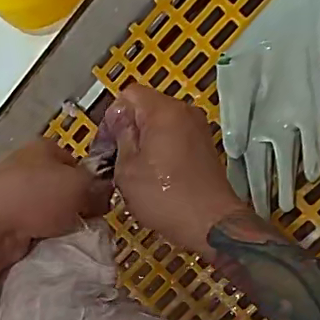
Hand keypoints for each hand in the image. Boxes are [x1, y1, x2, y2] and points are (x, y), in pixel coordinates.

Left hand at [0, 140, 111, 289]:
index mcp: (44, 147)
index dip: (92, 182)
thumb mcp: (80, 186)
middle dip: (79, 206)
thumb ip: (99, 188)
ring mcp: (15, 193)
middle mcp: (28, 166)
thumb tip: (105, 196)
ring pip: (53, 210)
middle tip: (89, 222)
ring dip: (63, 224)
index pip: (79, 162)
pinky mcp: (8, 218)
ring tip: (71, 236)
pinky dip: (47, 235)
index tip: (100, 202)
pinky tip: (52, 243)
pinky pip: (38, 226)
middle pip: (66, 188)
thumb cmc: (35, 197)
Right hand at [101, 86, 253, 255]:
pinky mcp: (206, 149)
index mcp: (164, 110)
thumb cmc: (166, 198)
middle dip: (130, 132)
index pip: (128, 95)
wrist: (212, 224)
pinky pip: (177, 141)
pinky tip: (157, 179)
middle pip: (147, 110)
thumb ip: (120, 137)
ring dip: (147, 145)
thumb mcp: (127, 169)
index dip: (112, 118)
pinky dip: (164, 154)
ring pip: (162, 127)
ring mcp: (199, 130)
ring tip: (138, 175)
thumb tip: (120, 121)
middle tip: (118, 163)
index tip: (107, 147)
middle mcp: (185, 112)